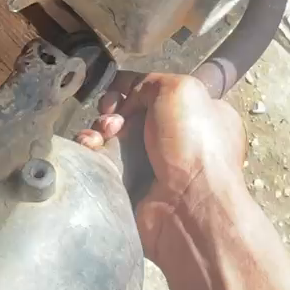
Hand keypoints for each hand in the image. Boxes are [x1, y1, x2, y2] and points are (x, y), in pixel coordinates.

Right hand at [77, 72, 246, 254]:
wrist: (188, 206)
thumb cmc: (194, 144)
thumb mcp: (181, 90)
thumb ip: (150, 82)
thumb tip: (128, 100)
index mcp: (198, 113)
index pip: (155, 92)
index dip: (131, 88)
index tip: (117, 92)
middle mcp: (177, 139)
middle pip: (128, 114)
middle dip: (112, 112)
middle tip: (112, 121)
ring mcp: (153, 165)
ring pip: (112, 137)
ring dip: (98, 131)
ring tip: (101, 137)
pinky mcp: (131, 186)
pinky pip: (103, 162)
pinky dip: (92, 152)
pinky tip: (91, 149)